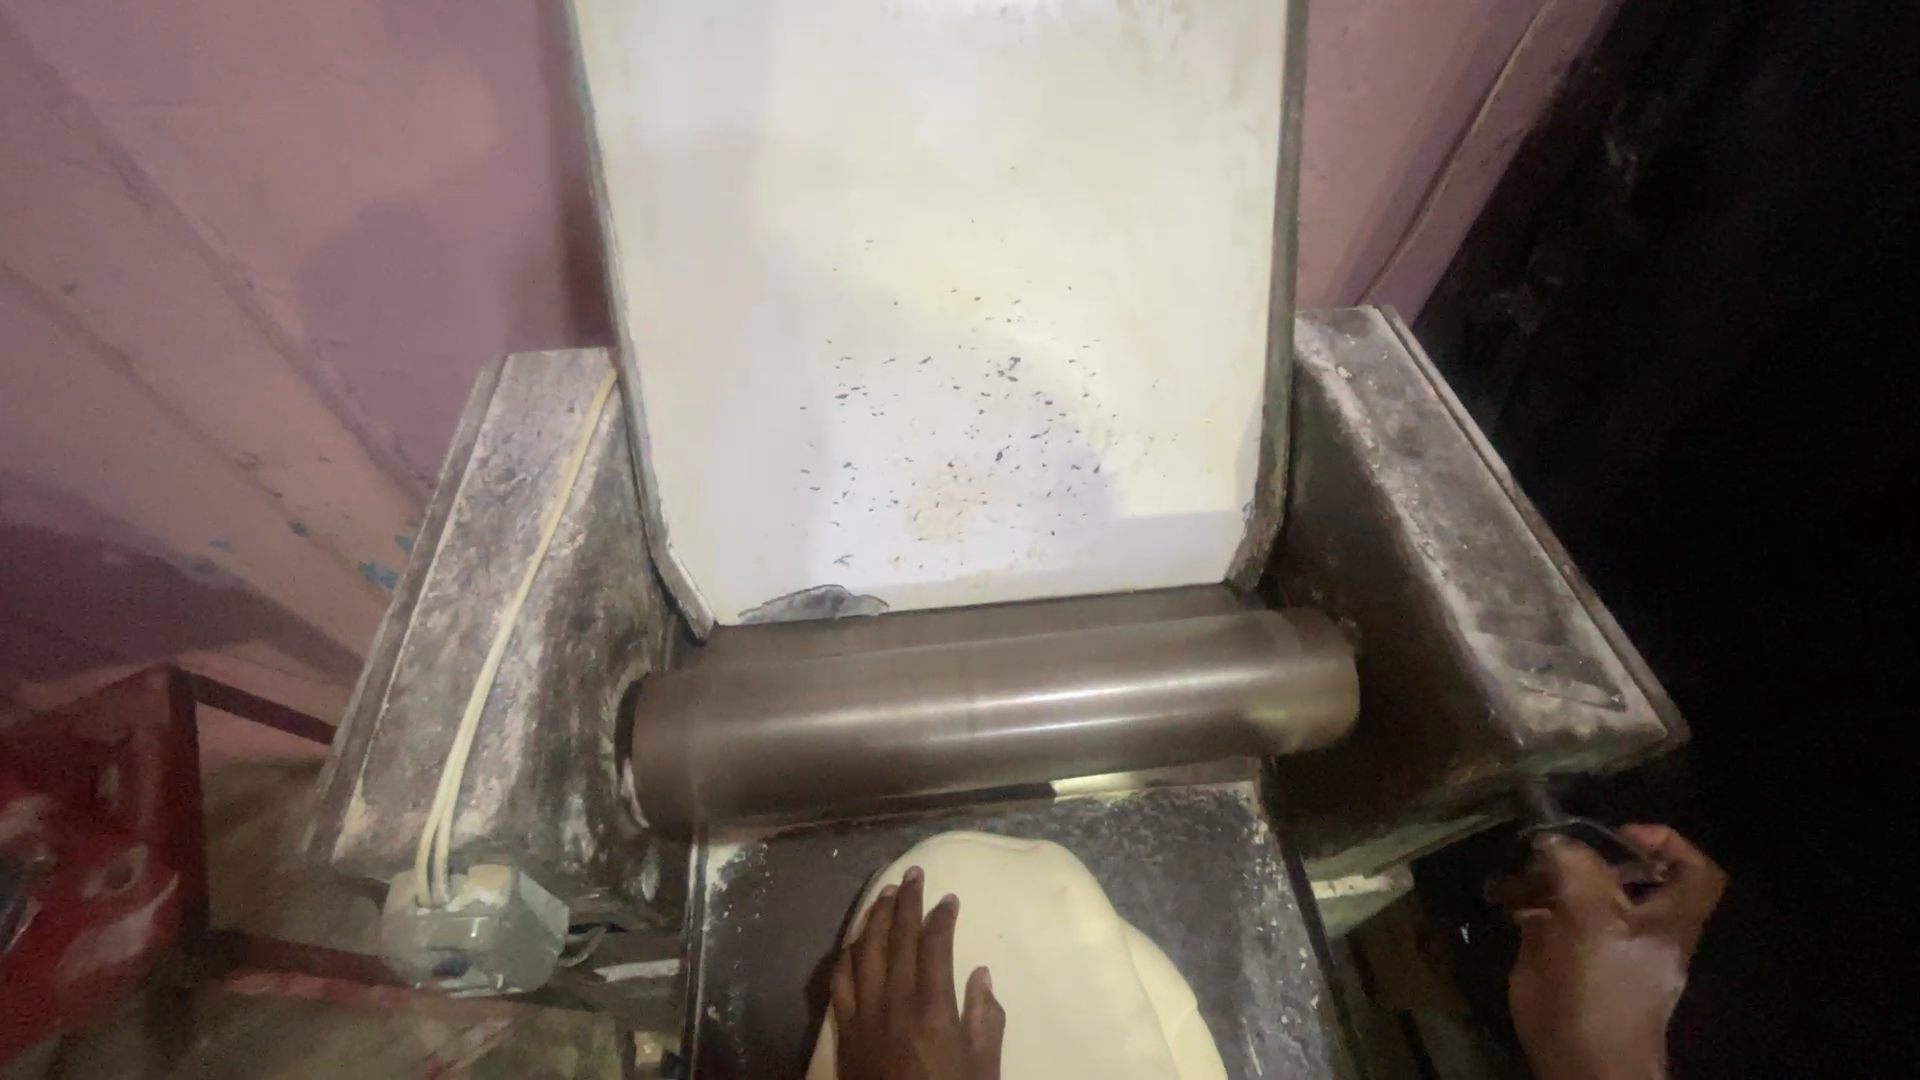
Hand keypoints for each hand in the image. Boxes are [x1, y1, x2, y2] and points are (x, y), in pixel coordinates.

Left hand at [831, 866, 1005, 1079]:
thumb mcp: (983, 1068)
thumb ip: (985, 1018)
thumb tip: (980, 973)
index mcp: (933, 1010)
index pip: (935, 945)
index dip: (942, 917)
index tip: (950, 899)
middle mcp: (896, 1003)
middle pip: (898, 937)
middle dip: (908, 901)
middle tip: (915, 874)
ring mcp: (865, 1015)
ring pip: (866, 950)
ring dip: (876, 917)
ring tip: (886, 893)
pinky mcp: (845, 1031)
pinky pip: (841, 981)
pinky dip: (848, 955)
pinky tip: (856, 941)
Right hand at [1507, 825, 1725, 1079]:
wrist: (1578, 1051)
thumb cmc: (1601, 987)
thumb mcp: (1594, 919)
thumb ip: (1577, 870)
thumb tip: (1552, 837)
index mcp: (1665, 918)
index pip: (1692, 870)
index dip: (1663, 842)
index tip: (1616, 832)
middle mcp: (1636, 922)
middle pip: (1619, 872)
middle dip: (1580, 852)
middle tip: (1544, 846)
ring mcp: (1595, 935)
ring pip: (1574, 886)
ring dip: (1541, 873)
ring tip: (1514, 872)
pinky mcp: (1558, 946)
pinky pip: (1542, 908)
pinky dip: (1521, 895)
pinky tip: (1502, 895)